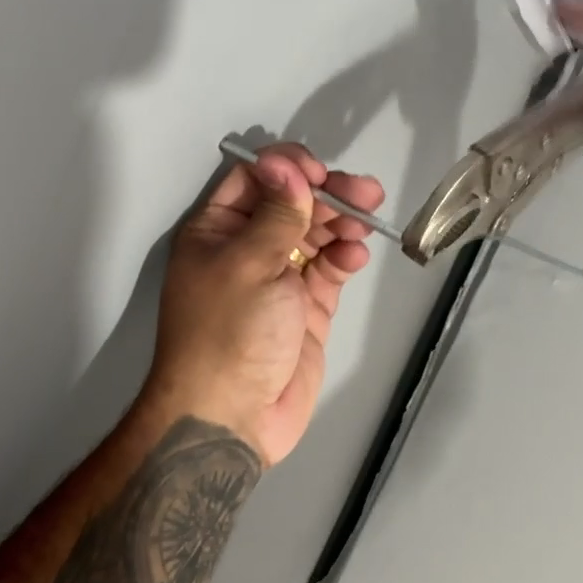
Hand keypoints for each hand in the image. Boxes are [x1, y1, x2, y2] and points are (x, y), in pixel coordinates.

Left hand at [142, 142, 384, 465]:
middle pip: (289, 203)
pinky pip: (326, 270)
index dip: (286, 169)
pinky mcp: (303, 307)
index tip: (318, 171)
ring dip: (340, 222)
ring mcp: (276, 277)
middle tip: (364, 192)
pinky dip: (342, 258)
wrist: (229, 417)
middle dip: (326, 193)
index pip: (253, 179)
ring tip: (366, 219)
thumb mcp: (250, 264)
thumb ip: (277, 215)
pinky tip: (354, 255)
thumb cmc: (228, 331)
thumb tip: (285, 165)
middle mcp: (244, 246)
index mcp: (216, 229)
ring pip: (313, 234)